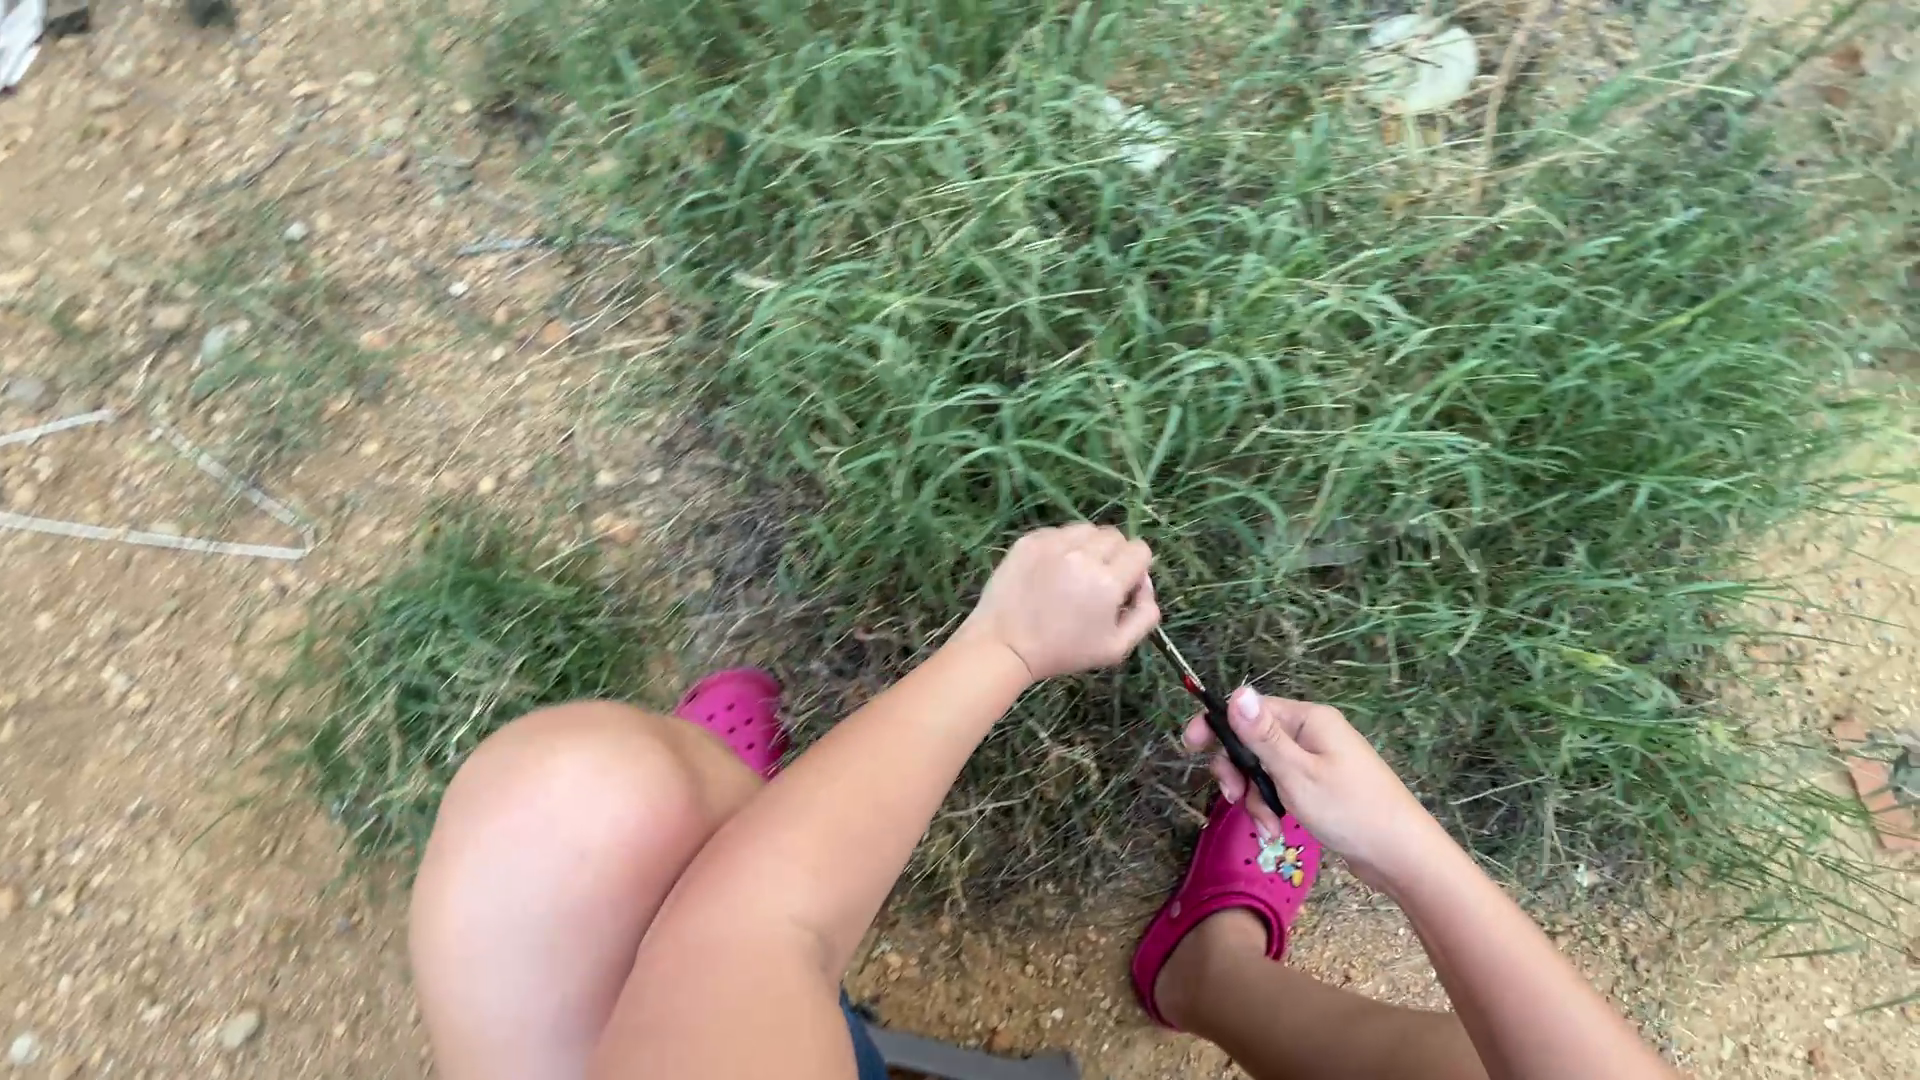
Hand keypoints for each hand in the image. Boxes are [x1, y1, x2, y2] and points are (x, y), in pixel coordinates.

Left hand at [954, 524, 1160, 680]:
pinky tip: (1051, 570)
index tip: (1122, 586)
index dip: (1136, 568)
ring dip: (1088, 546)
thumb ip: (1145, 615)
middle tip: (1097, 581)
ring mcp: (1052, 545)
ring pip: (1086, 529)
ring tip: (1074, 572)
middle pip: (1115, 536)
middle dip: (1114, 556)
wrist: (1005, 645)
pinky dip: (1061, 546)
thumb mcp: (1116, 648)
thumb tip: (1145, 585)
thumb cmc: (1062, 652)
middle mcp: (1082, 556)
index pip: (1140, 550)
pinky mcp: (1029, 541)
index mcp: (1107, 582)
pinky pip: (1058, 532)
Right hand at [1185, 687, 1449, 891]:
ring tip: (1266, 825)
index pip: (1249, 709)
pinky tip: (1276, 831)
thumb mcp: (1296, 772)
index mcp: (1307, 719)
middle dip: (1238, 771)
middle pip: (1252, 741)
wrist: (1403, 857)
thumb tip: (1236, 691)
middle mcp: (1310, 733)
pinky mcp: (1319, 785)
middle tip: (1230, 796)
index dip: (1217, 725)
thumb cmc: (1350, 809)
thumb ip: (1261, 734)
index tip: (1190, 746)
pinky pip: (1281, 786)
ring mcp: (1316, 760)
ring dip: (1254, 796)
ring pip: (1263, 768)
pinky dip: (1272, 806)